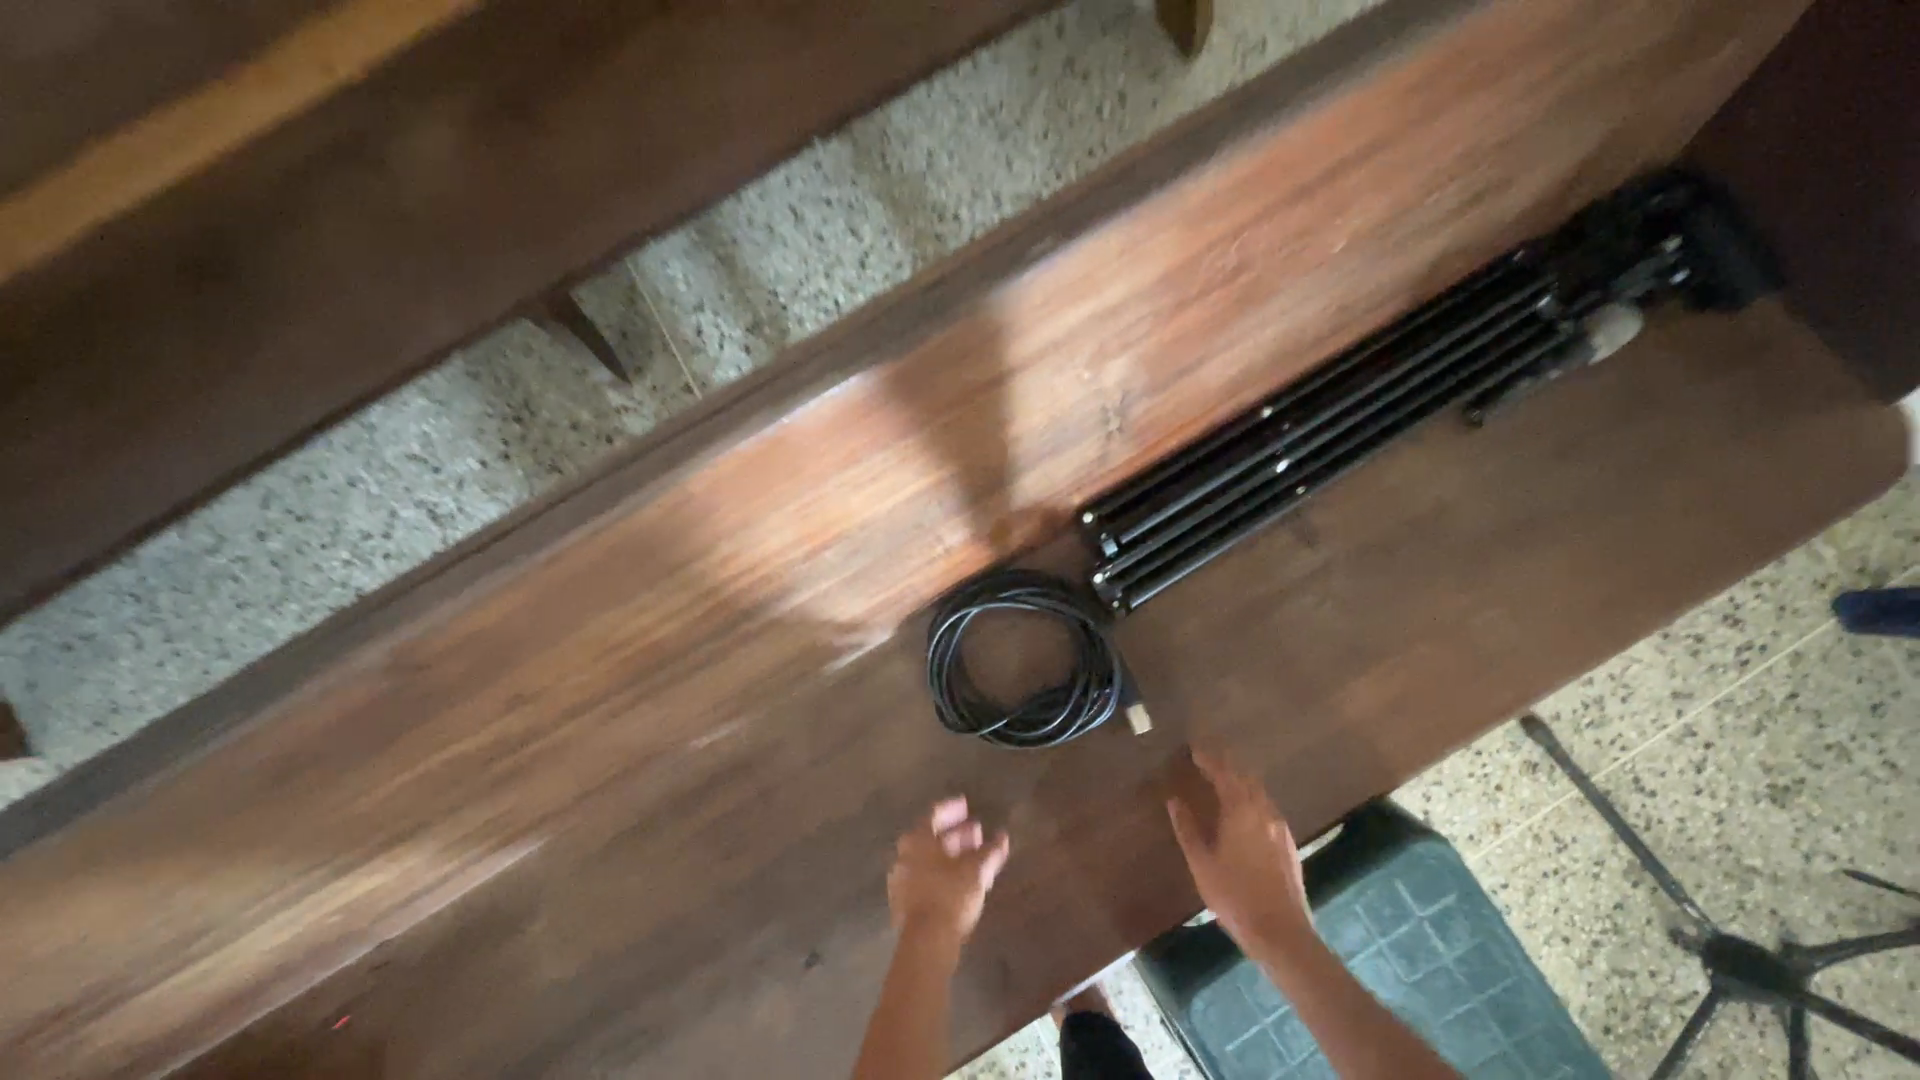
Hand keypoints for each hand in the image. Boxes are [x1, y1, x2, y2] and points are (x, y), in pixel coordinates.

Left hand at [887, 797, 1010, 956]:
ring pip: (927, 860)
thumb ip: (990, 851)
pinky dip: (941, 873)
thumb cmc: (951, 896)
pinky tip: (960, 881)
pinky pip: (924, 878)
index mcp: (917, 840)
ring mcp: (900, 880)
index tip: (967, 806)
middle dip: (955, 835)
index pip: (933, 815)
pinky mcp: (903, 902)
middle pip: (930, 838)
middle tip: (976, 833)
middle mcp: (904, 856)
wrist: (927, 941)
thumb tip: (1003, 836)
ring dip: (949, 856)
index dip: (951, 809)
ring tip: (973, 858)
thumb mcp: (976, 871)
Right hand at [1167, 748, 1312, 952]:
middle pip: (1246, 777)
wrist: (1281, 932)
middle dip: (1227, 765)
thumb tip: (1175, 801)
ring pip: (1260, 792)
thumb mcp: (1201, 863)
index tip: (1194, 750)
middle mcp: (1263, 811)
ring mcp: (1280, 827)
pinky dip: (1253, 799)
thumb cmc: (1233, 896)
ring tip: (1224, 781)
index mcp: (1240, 810)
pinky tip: (1246, 812)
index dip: (1209, 759)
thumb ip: (1187, 829)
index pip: (1224, 773)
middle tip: (1208, 761)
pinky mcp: (1289, 843)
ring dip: (1241, 781)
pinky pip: (1268, 808)